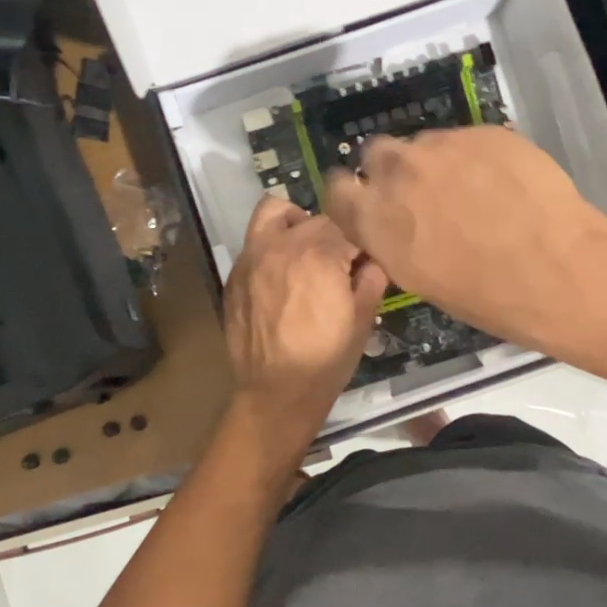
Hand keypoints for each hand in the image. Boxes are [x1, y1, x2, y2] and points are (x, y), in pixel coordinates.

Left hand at [224, 197, 387, 434]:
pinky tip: (280, 279)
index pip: (347, 226)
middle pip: (313, 219)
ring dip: (293, 224)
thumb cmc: (326, 360)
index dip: (359, 246)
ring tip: (303, 251)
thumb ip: (372, 280)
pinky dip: (270, 249)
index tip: (363, 266)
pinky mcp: (234, 276)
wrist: (276, 392)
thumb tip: (372, 262)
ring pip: (272, 213)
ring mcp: (252, 258)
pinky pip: (253, 244)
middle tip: (337, 265)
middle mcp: (281, 245)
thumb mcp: (363, 321)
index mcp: (318, 252)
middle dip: (330, 236)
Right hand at [323, 126, 606, 346]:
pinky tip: (501, 183)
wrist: (554, 268)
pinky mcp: (483, 131)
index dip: (352, 196)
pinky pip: (465, 139)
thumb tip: (399, 227)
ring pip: (424, 145)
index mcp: (374, 220)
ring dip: (435, 163)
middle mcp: (398, 174)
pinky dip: (474, 157)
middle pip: (377, 154)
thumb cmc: (484, 295)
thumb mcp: (420, 278)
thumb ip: (394, 240)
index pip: (337, 190)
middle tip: (421, 195)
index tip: (367, 203)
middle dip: (392, 170)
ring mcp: (441, 146)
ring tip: (469, 191)